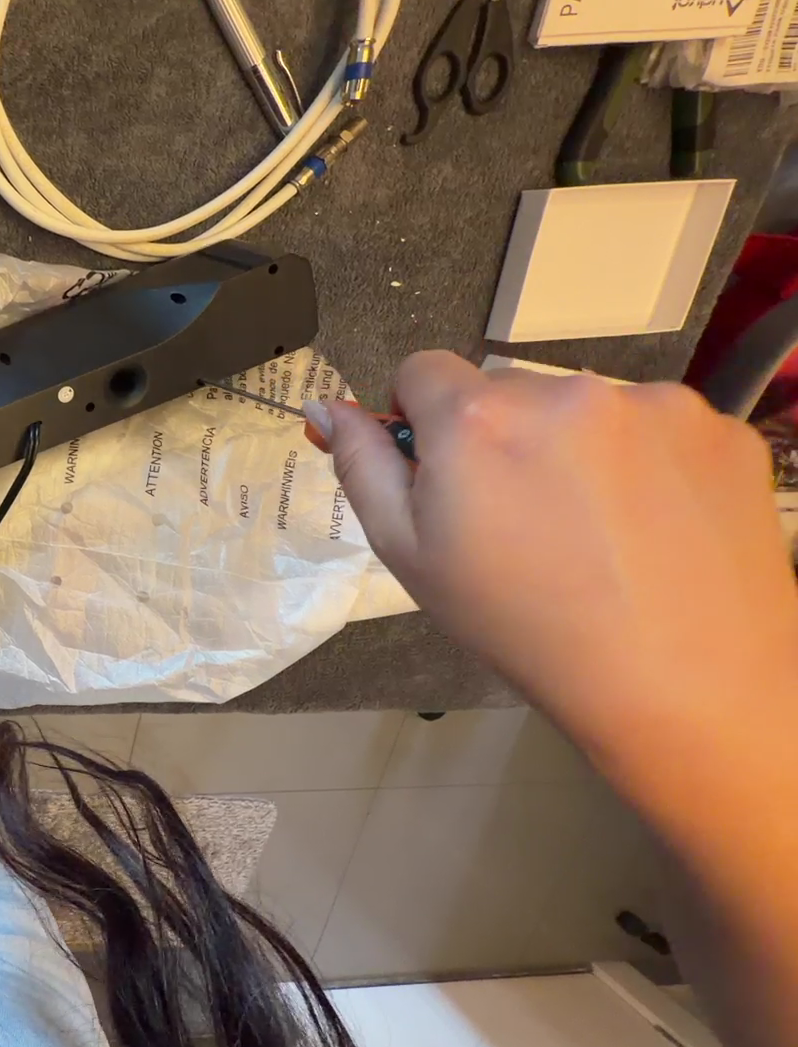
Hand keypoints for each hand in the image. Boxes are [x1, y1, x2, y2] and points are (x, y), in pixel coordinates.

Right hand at [316, 350, 797, 740]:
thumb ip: (360, 463)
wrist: (672, 677)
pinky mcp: (722, 430)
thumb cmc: (507, 614)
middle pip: (499, 389)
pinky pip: (644, 424)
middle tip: (502, 512)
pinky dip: (626, 457)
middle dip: (487, 434)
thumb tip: (324, 408)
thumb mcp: (402, 545)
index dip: (413, 416)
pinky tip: (633, 519)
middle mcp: (568, 390)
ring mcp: (656, 406)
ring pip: (572, 406)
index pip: (421, 368)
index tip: (433, 470)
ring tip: (574, 521)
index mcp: (478, 419)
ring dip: (557, 442)